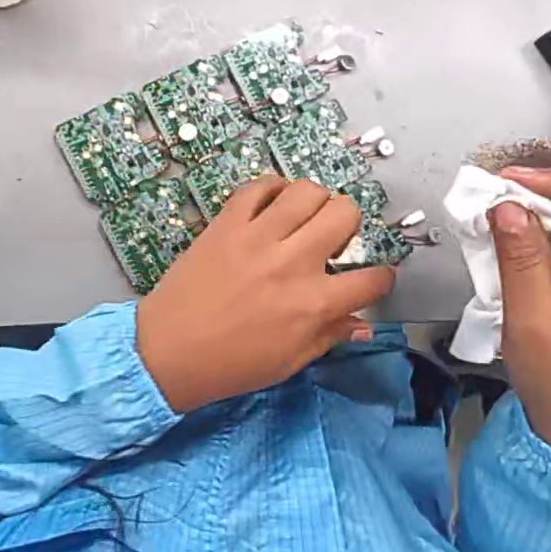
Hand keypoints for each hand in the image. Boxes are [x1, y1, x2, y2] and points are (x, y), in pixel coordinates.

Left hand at [137, 178, 395, 411]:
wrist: (169, 351)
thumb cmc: (230, 364)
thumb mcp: (290, 360)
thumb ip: (330, 335)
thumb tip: (363, 323)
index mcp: (314, 303)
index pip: (372, 278)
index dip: (381, 277)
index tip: (372, 278)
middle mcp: (292, 262)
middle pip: (345, 213)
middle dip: (349, 224)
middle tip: (331, 239)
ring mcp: (257, 237)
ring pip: (307, 190)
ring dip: (314, 201)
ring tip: (302, 218)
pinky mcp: (225, 224)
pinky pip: (257, 187)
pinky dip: (271, 189)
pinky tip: (271, 205)